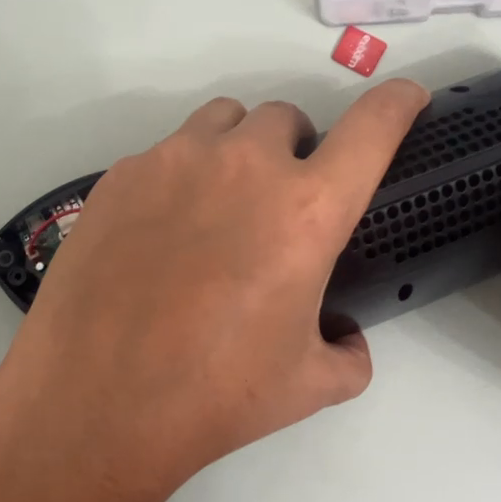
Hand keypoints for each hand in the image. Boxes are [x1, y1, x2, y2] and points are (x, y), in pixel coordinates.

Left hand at [0, 79, 429, 497]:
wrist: (94, 403)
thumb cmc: (214, 394)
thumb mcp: (308, 386)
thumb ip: (349, 354)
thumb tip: (347, 339)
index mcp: (306, 209)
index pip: (372, 128)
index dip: (398, 103)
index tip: (407, 98)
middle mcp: (244, 166)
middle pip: (286, 117)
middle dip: (295, 150)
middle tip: (279, 204)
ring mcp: (174, 161)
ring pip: (223, 121)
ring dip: (237, 149)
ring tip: (220, 205)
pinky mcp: (121, 174)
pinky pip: (165, 153)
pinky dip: (179, 178)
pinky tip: (160, 234)